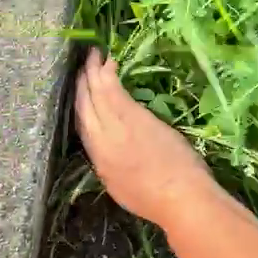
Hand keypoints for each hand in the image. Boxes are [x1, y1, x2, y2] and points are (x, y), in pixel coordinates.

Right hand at [74, 48, 215, 227]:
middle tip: (81, 66)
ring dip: (94, 73)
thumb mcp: (120, 187)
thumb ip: (110, 164)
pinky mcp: (136, 117)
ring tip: (92, 57)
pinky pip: (115, 92)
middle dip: (82, 84)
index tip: (78, 91)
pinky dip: (110, 77)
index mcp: (99, 160)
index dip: (78, 106)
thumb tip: (107, 150)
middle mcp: (102, 141)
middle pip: (86, 107)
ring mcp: (118, 127)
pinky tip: (109, 65)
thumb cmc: (155, 200)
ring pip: (98, 95)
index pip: (82, 127)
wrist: (179, 196)